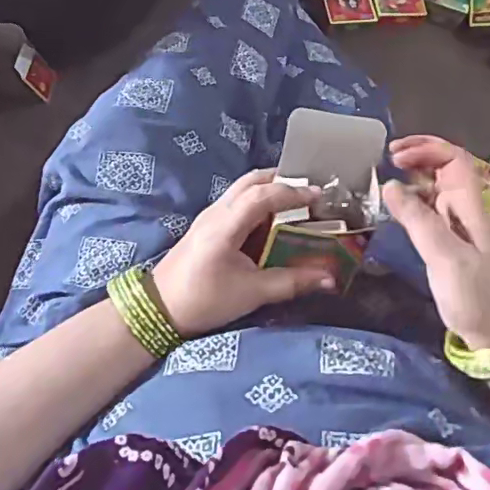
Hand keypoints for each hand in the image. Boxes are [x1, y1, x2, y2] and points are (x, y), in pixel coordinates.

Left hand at [151, 169, 337, 336]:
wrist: (159, 309)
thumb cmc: (204, 300)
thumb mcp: (252, 293)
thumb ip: (292, 282)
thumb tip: (329, 279)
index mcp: (226, 224)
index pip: (263, 195)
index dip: (293, 192)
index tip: (319, 196)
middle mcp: (216, 212)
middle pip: (251, 181)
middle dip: (282, 180)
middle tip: (308, 190)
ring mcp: (208, 216)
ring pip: (242, 188)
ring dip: (269, 188)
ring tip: (295, 201)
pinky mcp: (206, 225)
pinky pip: (236, 201)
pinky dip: (257, 200)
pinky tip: (271, 218)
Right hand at [382, 135, 489, 349]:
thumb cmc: (474, 294)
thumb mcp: (445, 257)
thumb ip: (418, 220)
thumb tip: (389, 185)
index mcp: (471, 206)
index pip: (454, 159)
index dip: (427, 148)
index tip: (396, 156)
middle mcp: (464, 208)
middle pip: (444, 166)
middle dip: (418, 154)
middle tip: (387, 158)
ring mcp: (455, 224)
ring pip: (434, 185)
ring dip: (412, 174)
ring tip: (386, 177)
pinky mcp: (446, 240)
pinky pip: (427, 207)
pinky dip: (410, 198)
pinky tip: (395, 205)